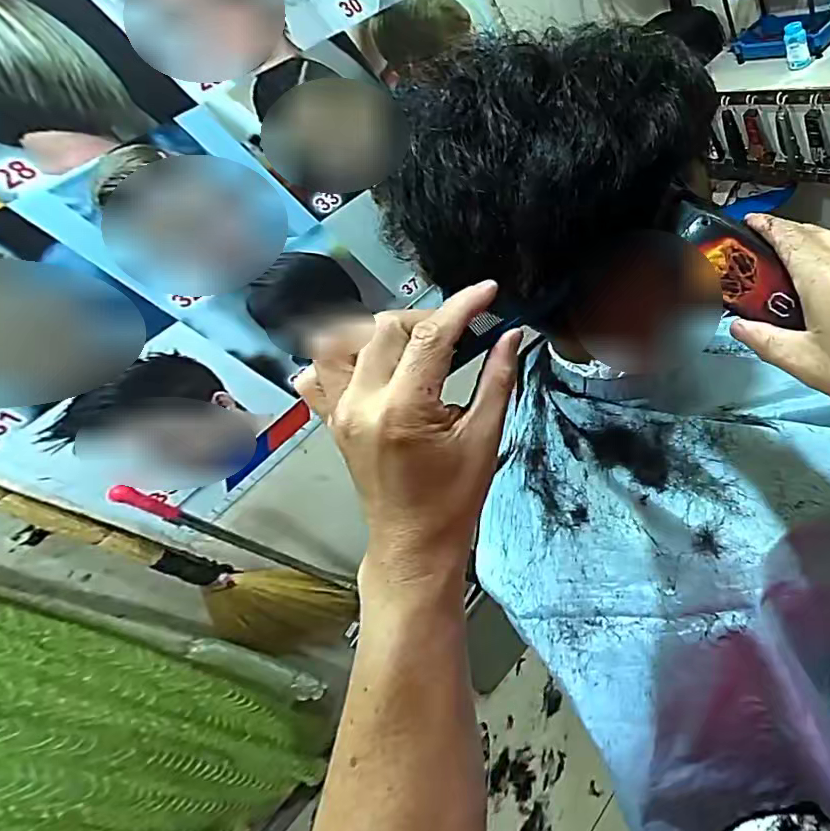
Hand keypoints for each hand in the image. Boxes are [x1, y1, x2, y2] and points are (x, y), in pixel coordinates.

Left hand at [294, 282, 521, 589]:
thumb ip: (498, 377)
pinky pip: (318, 371)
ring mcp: (338, 411)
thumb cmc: (456, 494)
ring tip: (419, 342)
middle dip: (430, 316)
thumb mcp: (486, 434)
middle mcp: (361, 403)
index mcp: (404, 408)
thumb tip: (510, 333)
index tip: (488, 291)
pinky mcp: (330, 419)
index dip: (463, 305)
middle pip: (385, 327)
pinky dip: (343, 355)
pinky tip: (376, 362)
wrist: (414, 539)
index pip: (431, 335)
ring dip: (383, 329)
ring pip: (342, 340)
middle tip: (464, 329)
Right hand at [729, 215, 829, 439]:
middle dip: (785, 237)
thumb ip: (765, 340)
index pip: (784, 232)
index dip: (762, 225)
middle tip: (767, 260)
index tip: (750, 224)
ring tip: (801, 281)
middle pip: (810, 232)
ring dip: (814, 250)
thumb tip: (742, 327)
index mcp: (824, 273)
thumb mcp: (807, 364)